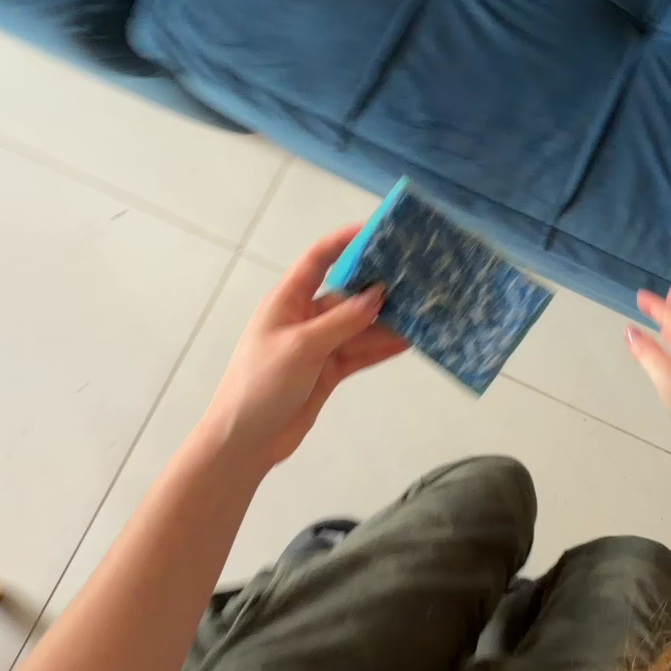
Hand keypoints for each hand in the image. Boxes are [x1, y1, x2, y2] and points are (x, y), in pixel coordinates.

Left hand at [197, 226, 408, 470]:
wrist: (246, 441)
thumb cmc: (261, 384)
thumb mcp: (301, 347)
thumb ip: (342, 321)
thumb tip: (378, 293)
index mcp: (288, 301)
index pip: (319, 259)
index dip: (345, 241)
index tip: (378, 230)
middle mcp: (306, 317)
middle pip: (348, 293)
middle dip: (379, 285)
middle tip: (416, 276)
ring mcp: (320, 345)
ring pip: (360, 325)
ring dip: (388, 320)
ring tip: (424, 309)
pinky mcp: (330, 370)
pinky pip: (362, 352)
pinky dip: (384, 347)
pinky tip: (411, 339)